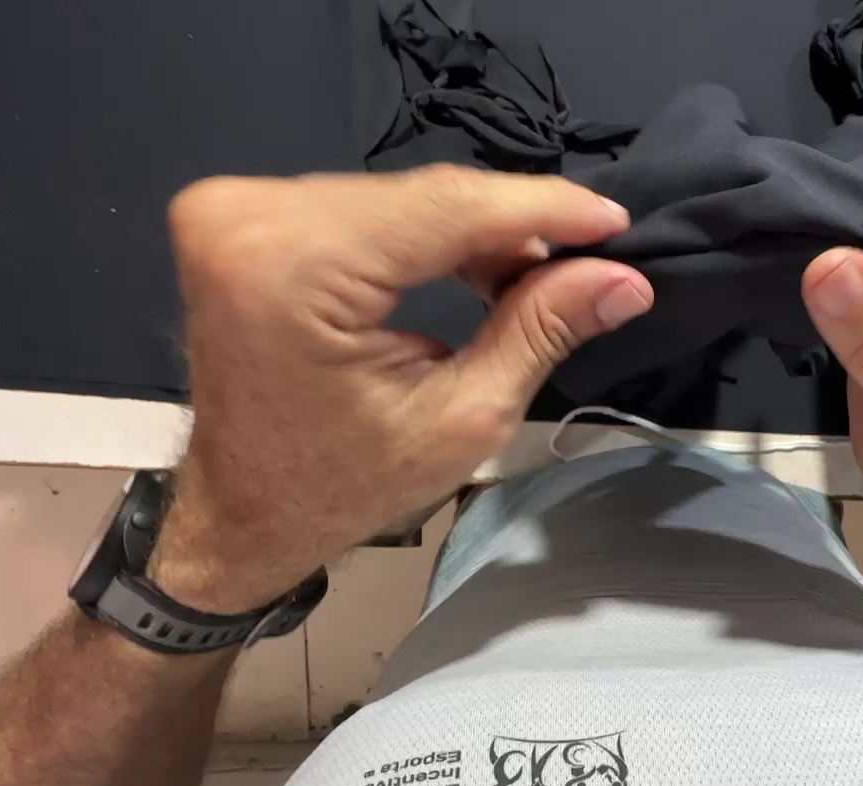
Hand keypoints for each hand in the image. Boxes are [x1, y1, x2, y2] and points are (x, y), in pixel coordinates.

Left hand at [149, 166, 652, 611]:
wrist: (249, 511)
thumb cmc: (352, 485)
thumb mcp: (466, 417)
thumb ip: (540, 332)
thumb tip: (625, 282)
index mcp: (291, 268)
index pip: (445, 207)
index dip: (543, 208)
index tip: (615, 221)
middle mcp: (249, 213)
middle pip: (425, 197)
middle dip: (516, 228)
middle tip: (589, 264)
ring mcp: (237, 207)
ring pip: (402, 198)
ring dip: (480, 235)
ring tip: (540, 280)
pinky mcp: (245, 217)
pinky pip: (369, 209)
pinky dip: (433, 237)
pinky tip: (480, 271)